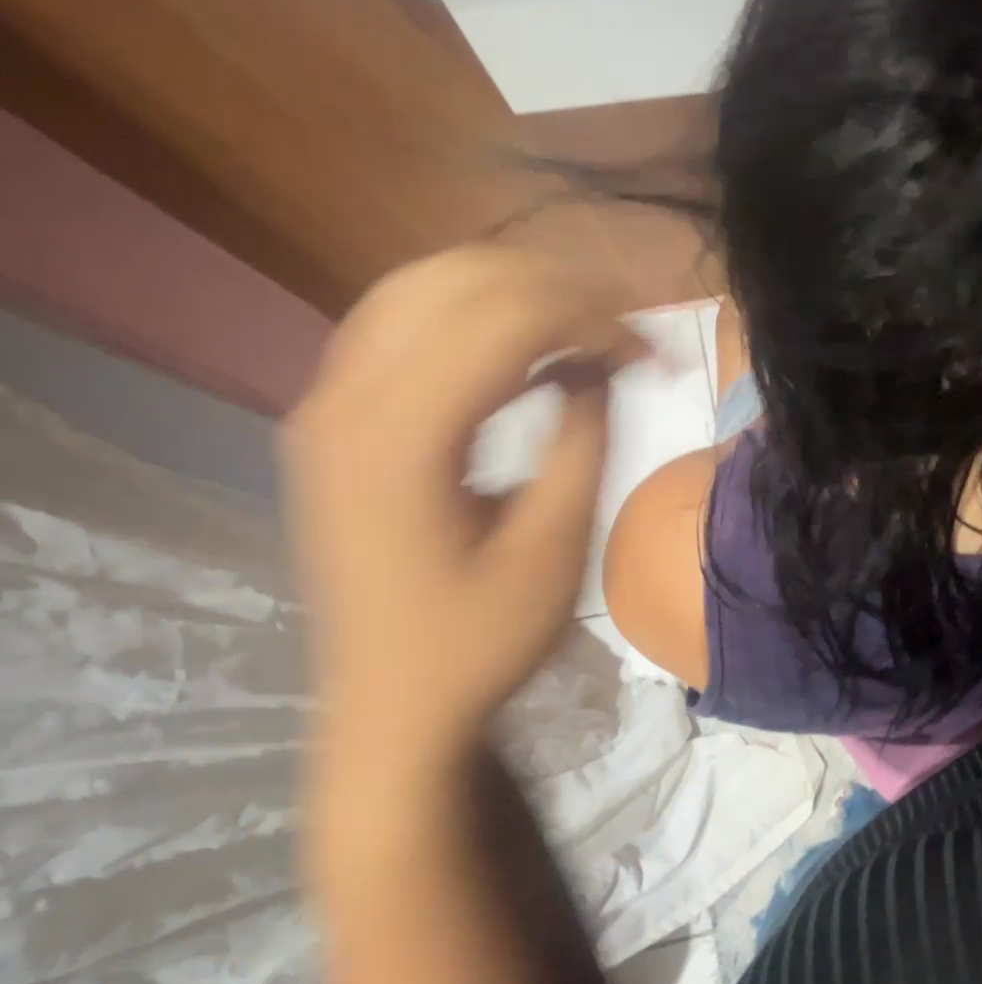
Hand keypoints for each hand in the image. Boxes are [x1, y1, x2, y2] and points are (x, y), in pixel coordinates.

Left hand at [285, 245, 640, 763]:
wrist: (393, 703)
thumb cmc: (482, 639)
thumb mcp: (555, 548)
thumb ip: (582, 439)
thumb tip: (601, 366)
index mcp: (398, 436)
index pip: (502, 319)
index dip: (591, 317)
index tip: (653, 352)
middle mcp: (344, 398)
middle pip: (456, 280)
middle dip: (557, 288)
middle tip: (628, 329)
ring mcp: (328, 402)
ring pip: (421, 286)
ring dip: (514, 291)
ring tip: (586, 327)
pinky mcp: (334, 418)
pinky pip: (400, 323)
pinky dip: (472, 316)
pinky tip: (524, 349)